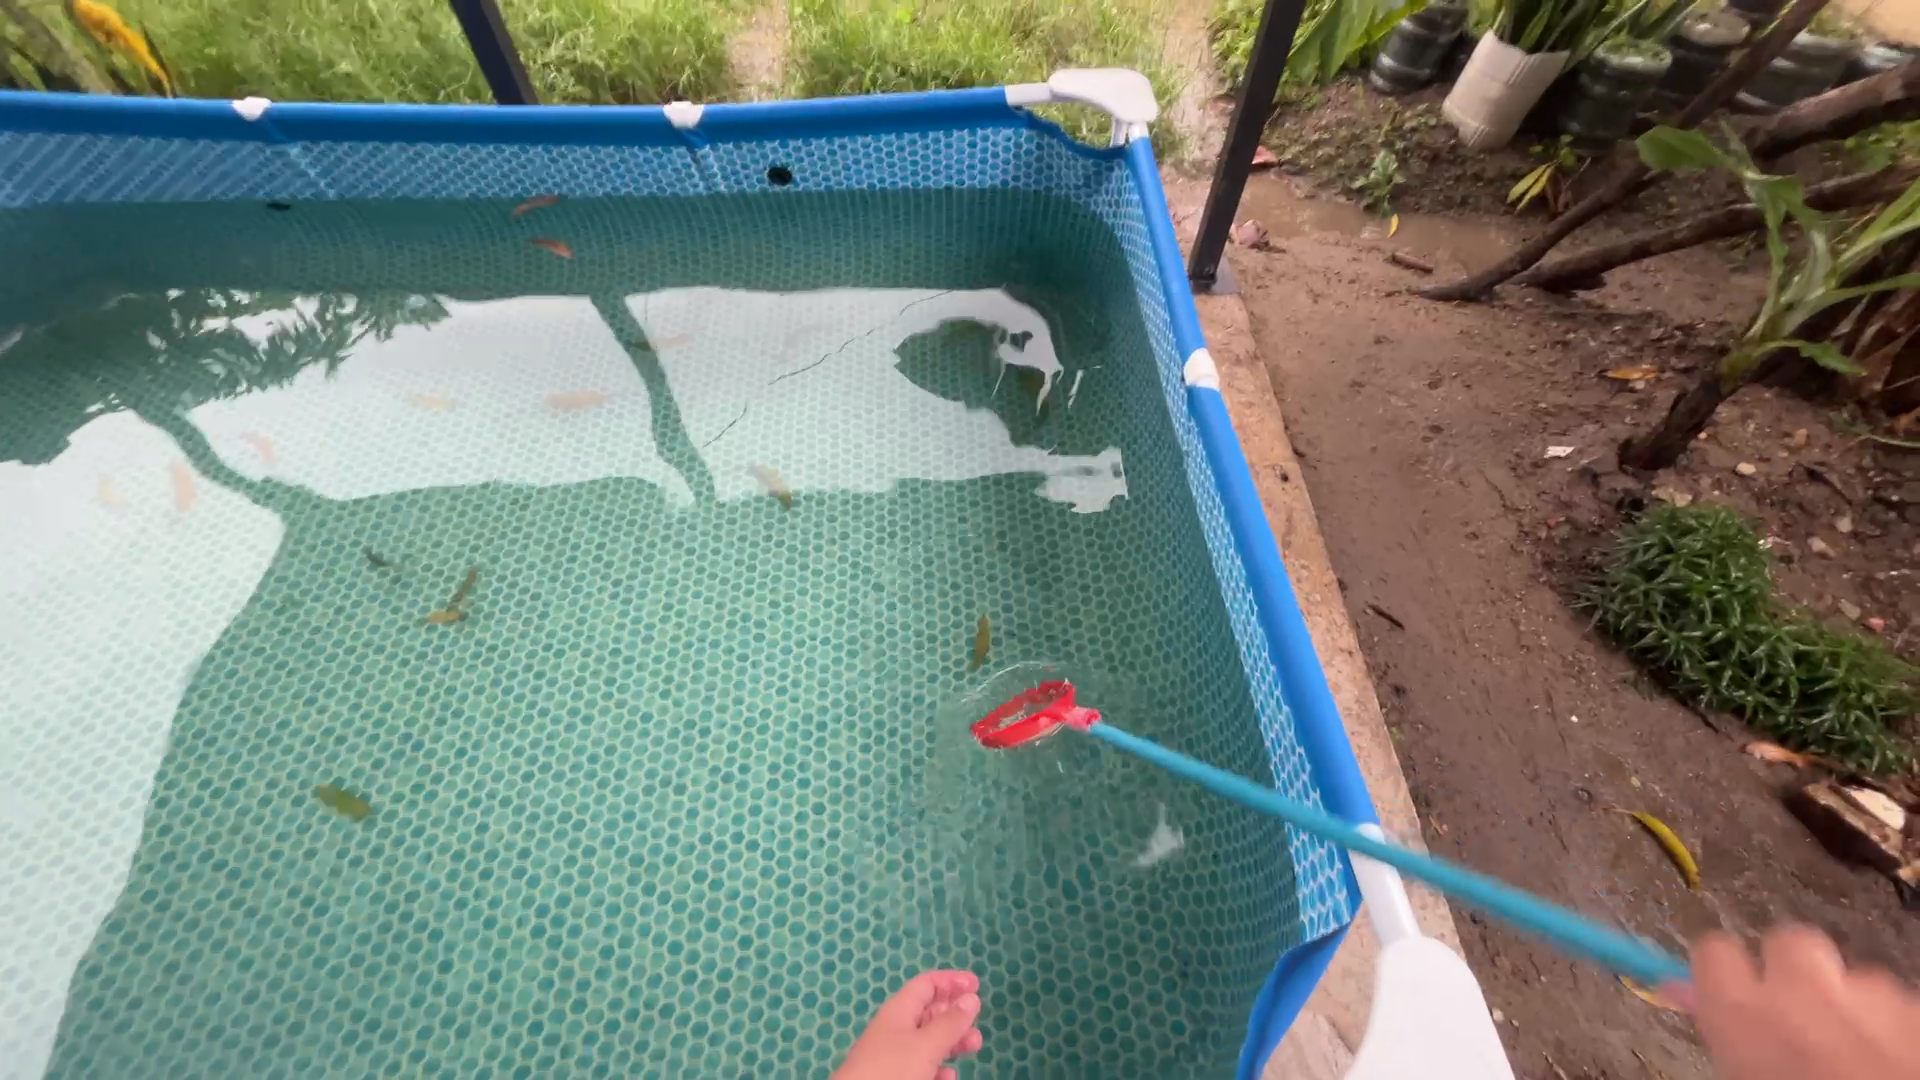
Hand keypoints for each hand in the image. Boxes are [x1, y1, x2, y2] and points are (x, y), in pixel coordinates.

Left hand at [834, 970, 983, 1079]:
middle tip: (977, 1024)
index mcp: (900, 1010)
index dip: (952, 981)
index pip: (927, 984)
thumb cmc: (891, 1071)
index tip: (976, 985)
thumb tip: (972, 997)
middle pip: (930, 1012)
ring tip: (974, 1047)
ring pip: (928, 1041)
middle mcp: (896, 1028)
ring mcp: (894, 1055)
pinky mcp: (894, 1077)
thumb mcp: (925, 1046)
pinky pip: (921, 1066)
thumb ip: (950, 1024)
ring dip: (952, 1043)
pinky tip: (949, 1076)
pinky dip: (938, 1068)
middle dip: (956, 1016)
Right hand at [1673, 925, 1919, 1079]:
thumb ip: (1719, 1030)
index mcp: (1742, 1008)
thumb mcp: (1742, 1076)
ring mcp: (1873, 1007)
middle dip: (1799, 968)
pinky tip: (1899, 1062)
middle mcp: (1799, 993)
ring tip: (1866, 1050)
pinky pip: (1907, 1011)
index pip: (1713, 948)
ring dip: (1859, 1006)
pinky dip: (1902, 1031)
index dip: (1725, 968)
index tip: (1734, 989)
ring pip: (1861, 980)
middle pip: (1791, 943)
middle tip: (1805, 1006)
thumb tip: (1680, 991)